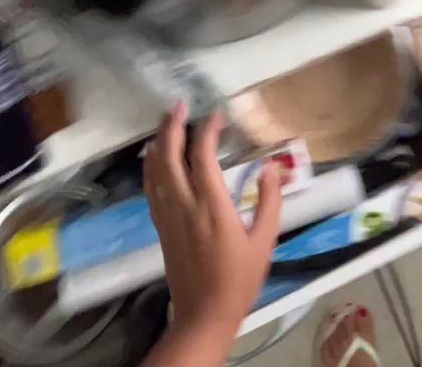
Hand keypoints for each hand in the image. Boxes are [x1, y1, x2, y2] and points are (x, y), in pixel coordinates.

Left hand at [144, 103, 282, 337]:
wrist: (203, 316)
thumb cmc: (239, 280)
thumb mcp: (264, 242)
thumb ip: (270, 201)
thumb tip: (270, 167)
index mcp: (212, 207)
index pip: (202, 156)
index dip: (207, 130)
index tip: (216, 113)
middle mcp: (185, 206)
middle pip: (170, 156)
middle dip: (172, 126)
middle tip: (179, 105)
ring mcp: (168, 215)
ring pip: (156, 170)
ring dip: (159, 141)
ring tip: (166, 120)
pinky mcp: (160, 226)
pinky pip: (151, 188)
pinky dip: (151, 165)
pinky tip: (154, 155)